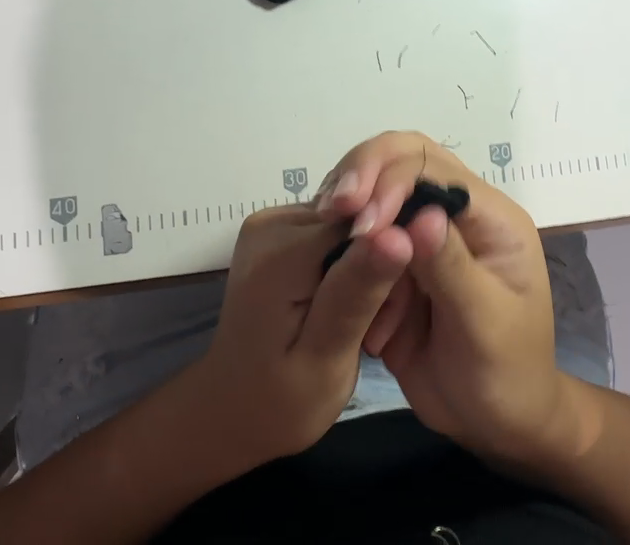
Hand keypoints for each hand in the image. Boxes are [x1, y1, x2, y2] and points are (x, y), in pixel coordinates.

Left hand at [177, 203, 410, 465]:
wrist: (232, 411)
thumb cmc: (280, 402)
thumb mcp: (327, 358)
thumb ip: (357, 292)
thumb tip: (397, 234)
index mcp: (279, 252)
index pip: (364, 219)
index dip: (389, 257)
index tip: (389, 313)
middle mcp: (271, 222)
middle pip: (357, 219)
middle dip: (379, 266)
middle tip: (376, 330)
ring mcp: (271, 223)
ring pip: (352, 224)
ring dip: (368, 268)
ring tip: (362, 325)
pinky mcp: (279, 231)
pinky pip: (335, 232)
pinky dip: (351, 265)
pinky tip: (346, 306)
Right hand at [318, 133, 578, 464]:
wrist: (494, 421)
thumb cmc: (504, 372)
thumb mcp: (484, 323)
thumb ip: (452, 267)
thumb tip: (423, 215)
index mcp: (490, 217)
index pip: (434, 168)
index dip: (392, 182)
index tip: (361, 225)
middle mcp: (455, 213)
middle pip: (402, 158)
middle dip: (363, 175)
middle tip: (331, 208)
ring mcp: (422, 234)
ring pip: (375, 189)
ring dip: (348, 211)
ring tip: (327, 241)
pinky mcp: (396, 260)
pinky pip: (361, 235)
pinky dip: (343, 247)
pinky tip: (332, 271)